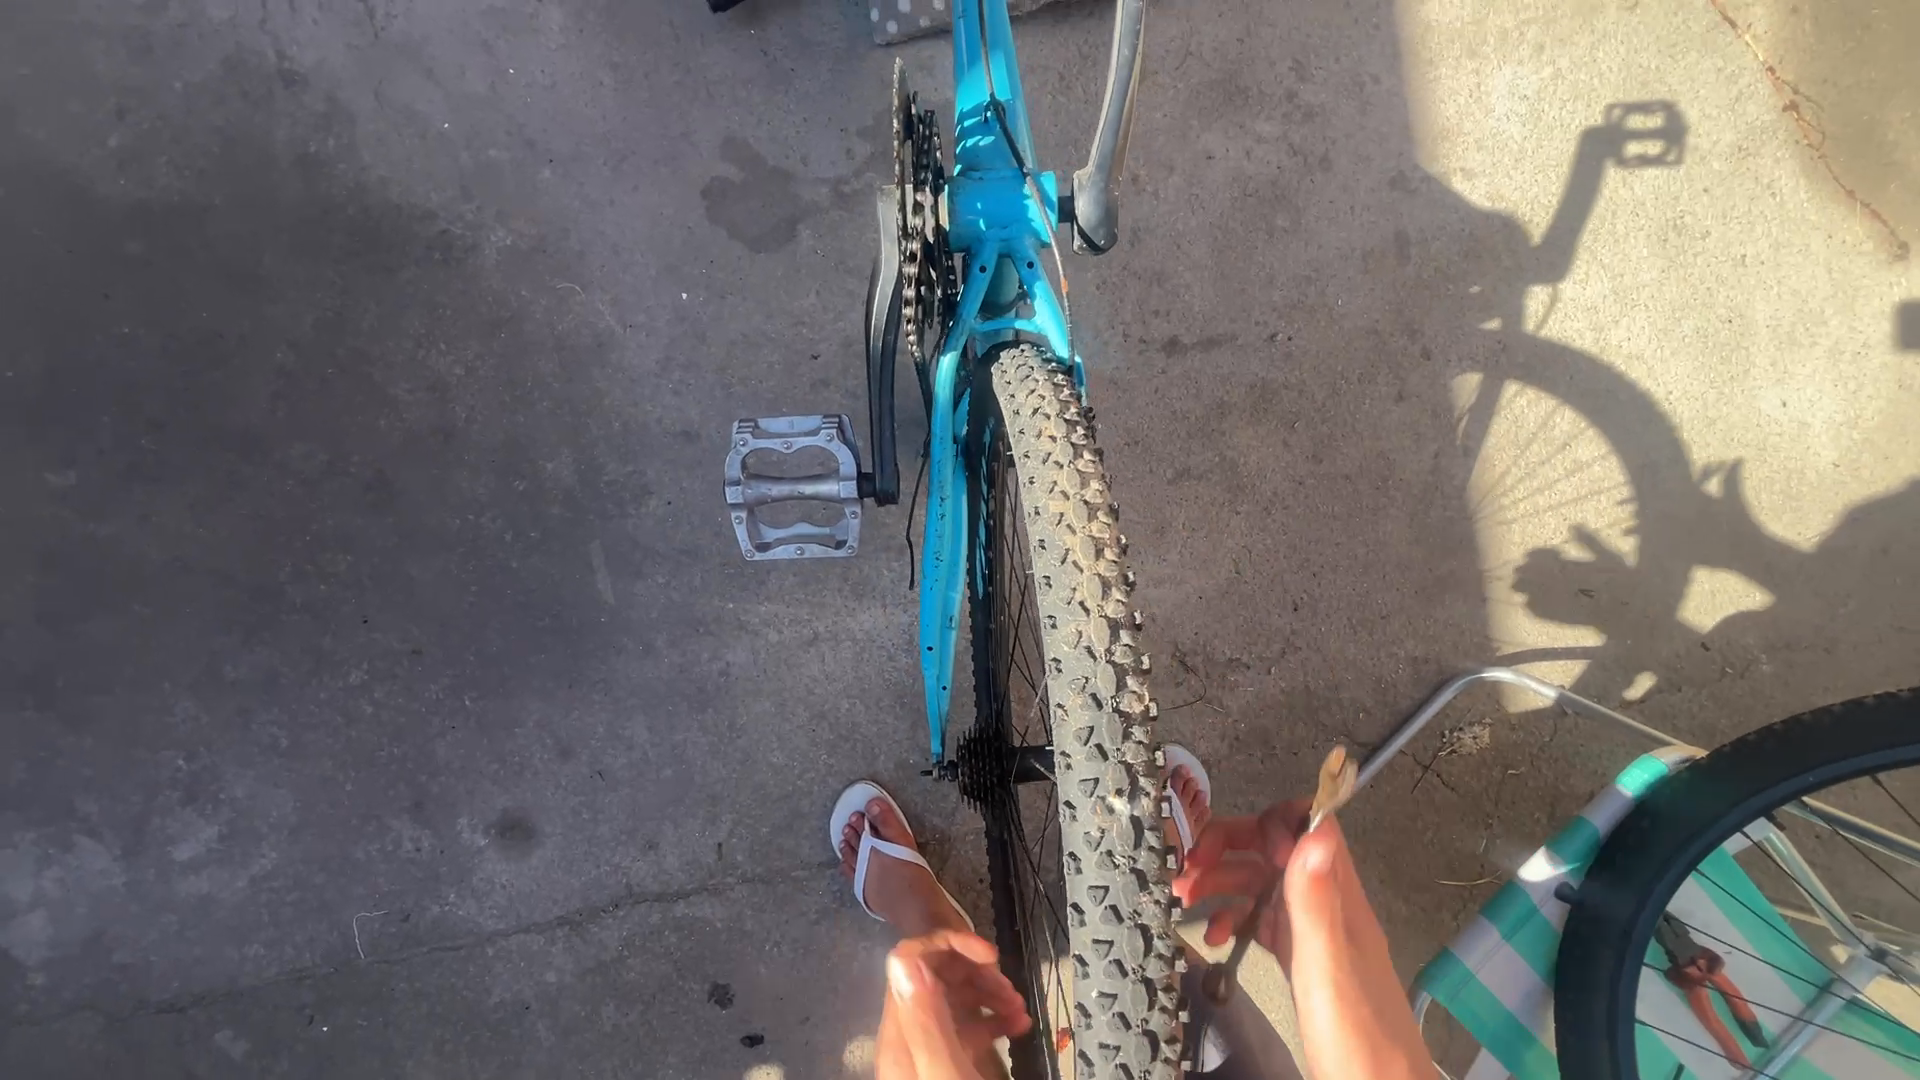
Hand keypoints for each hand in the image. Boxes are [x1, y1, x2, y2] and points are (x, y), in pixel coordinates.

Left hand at [875, 929, 1030, 1079]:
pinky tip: (1017, 1025)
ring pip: (954, 1000)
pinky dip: (990, 1020)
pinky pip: (964, 1027)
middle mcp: (907, 1035)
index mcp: (899, 1033)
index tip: (991, 956)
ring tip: (1020, 1008)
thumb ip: (924, 1017)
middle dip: (977, 973)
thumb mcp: (944, 1070)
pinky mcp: (945, 1063)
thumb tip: (904, 956)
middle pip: (936, 977)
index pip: (911, 962)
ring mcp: (925, 1049)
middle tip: (1011, 989)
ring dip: (989, 995)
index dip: (951, 946)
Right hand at [1175, 804, 1435, 1079]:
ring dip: (1220, 881)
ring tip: (1183, 896)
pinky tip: (1213, 936)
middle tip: (1188, 866)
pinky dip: (1231, 917)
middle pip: (1274, 849)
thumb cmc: (1355, 1038)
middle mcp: (1325, 904)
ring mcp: (1312, 931)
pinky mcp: (1300, 956)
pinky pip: (1260, 918)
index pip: (1311, 824)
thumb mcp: (1328, 968)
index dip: (1271, 822)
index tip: (1238, 847)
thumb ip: (1318, 899)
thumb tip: (1316, 828)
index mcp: (1338, 896)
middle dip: (1228, 846)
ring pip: (1261, 882)